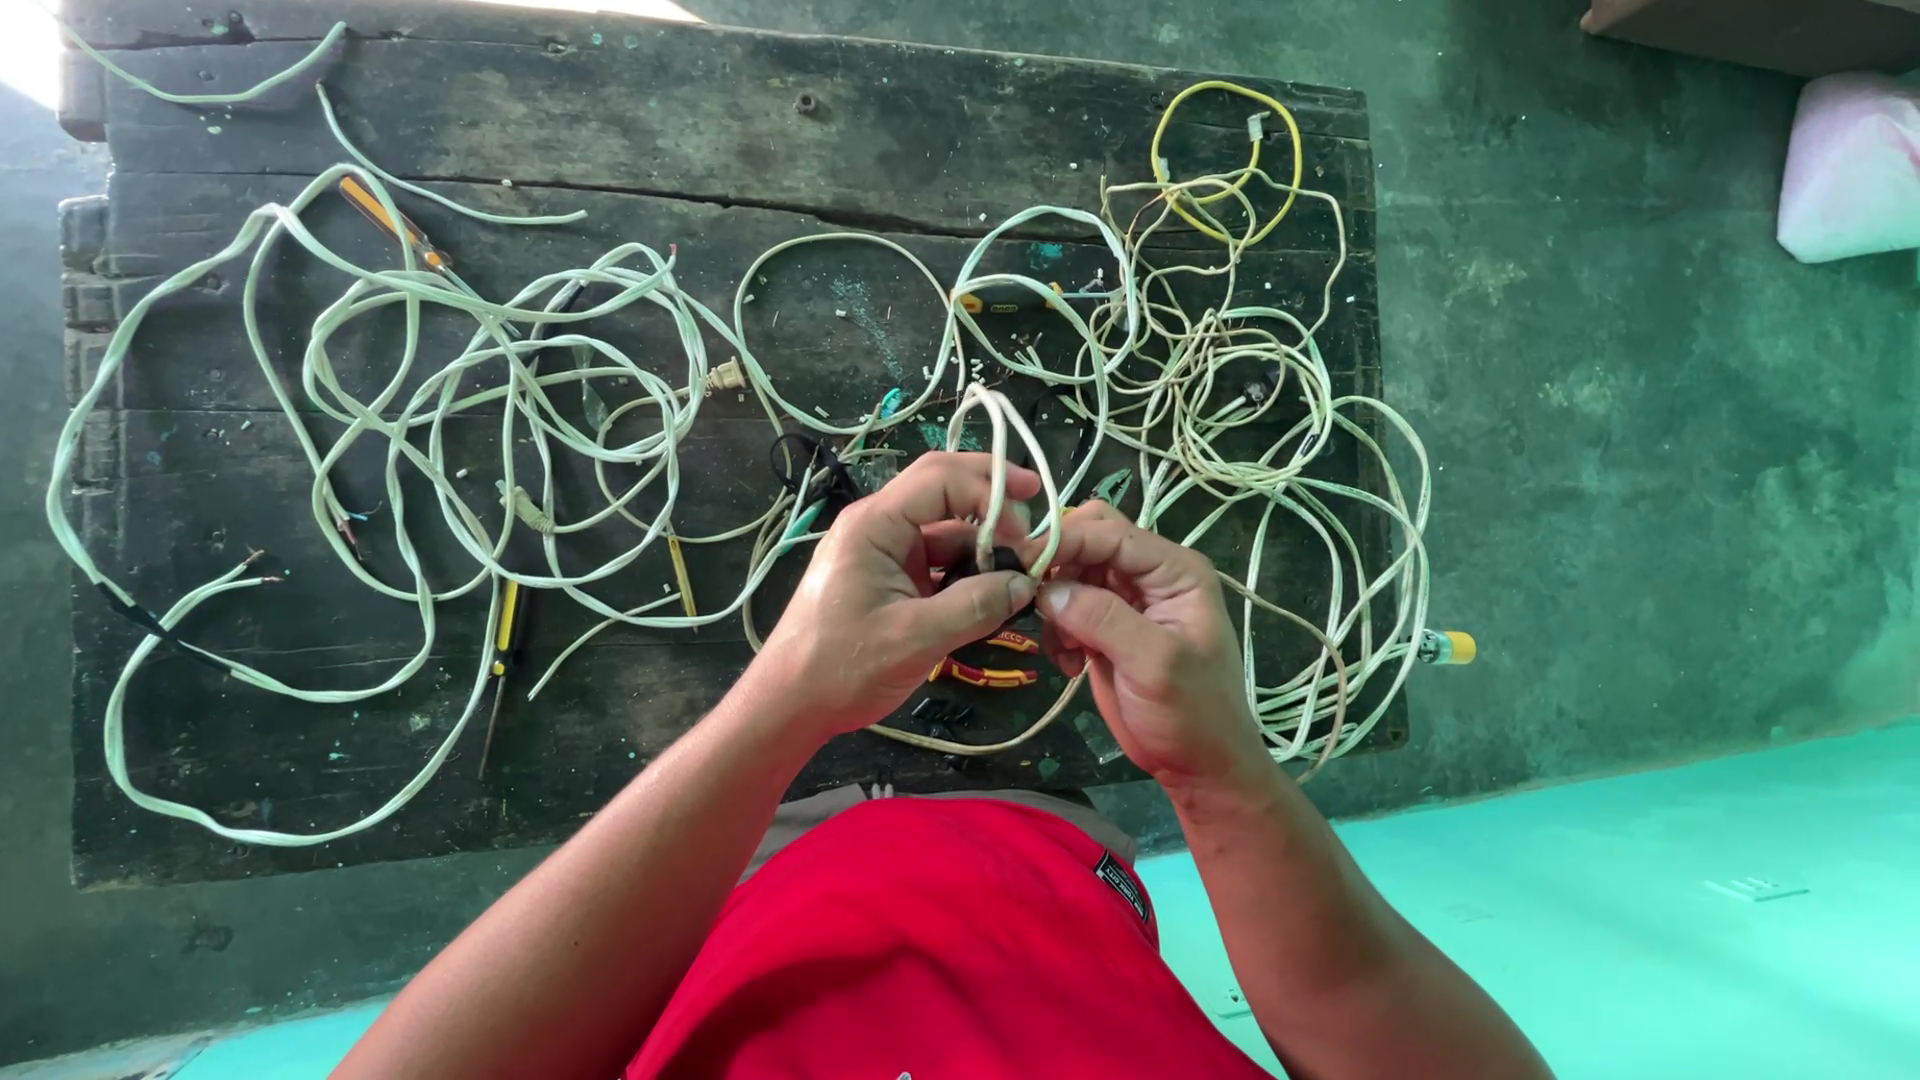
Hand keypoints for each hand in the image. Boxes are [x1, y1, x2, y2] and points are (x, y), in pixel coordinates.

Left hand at [744, 452, 1039, 740]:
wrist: (790, 705)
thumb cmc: (841, 667)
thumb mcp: (915, 638)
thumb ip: (976, 606)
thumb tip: (1027, 584)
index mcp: (874, 525)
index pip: (939, 479)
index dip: (989, 489)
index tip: (1026, 524)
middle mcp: (880, 528)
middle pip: (942, 491)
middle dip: (990, 495)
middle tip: (1038, 504)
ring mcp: (886, 555)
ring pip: (947, 531)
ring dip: (985, 544)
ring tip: (1024, 568)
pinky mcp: (892, 581)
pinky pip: (939, 564)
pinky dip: (970, 573)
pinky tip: (997, 591)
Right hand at [1038, 502, 1268, 790]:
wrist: (1199, 767)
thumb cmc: (1193, 712)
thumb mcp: (1155, 663)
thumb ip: (1103, 618)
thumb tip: (1047, 588)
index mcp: (1175, 570)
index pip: (1112, 533)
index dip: (1066, 538)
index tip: (1021, 558)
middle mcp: (1150, 576)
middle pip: (1089, 542)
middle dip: (1056, 565)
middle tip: (1030, 595)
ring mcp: (1126, 601)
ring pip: (1070, 575)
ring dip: (1054, 606)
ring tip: (1064, 648)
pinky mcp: (1105, 628)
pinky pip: (1066, 609)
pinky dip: (1057, 632)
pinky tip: (1070, 665)